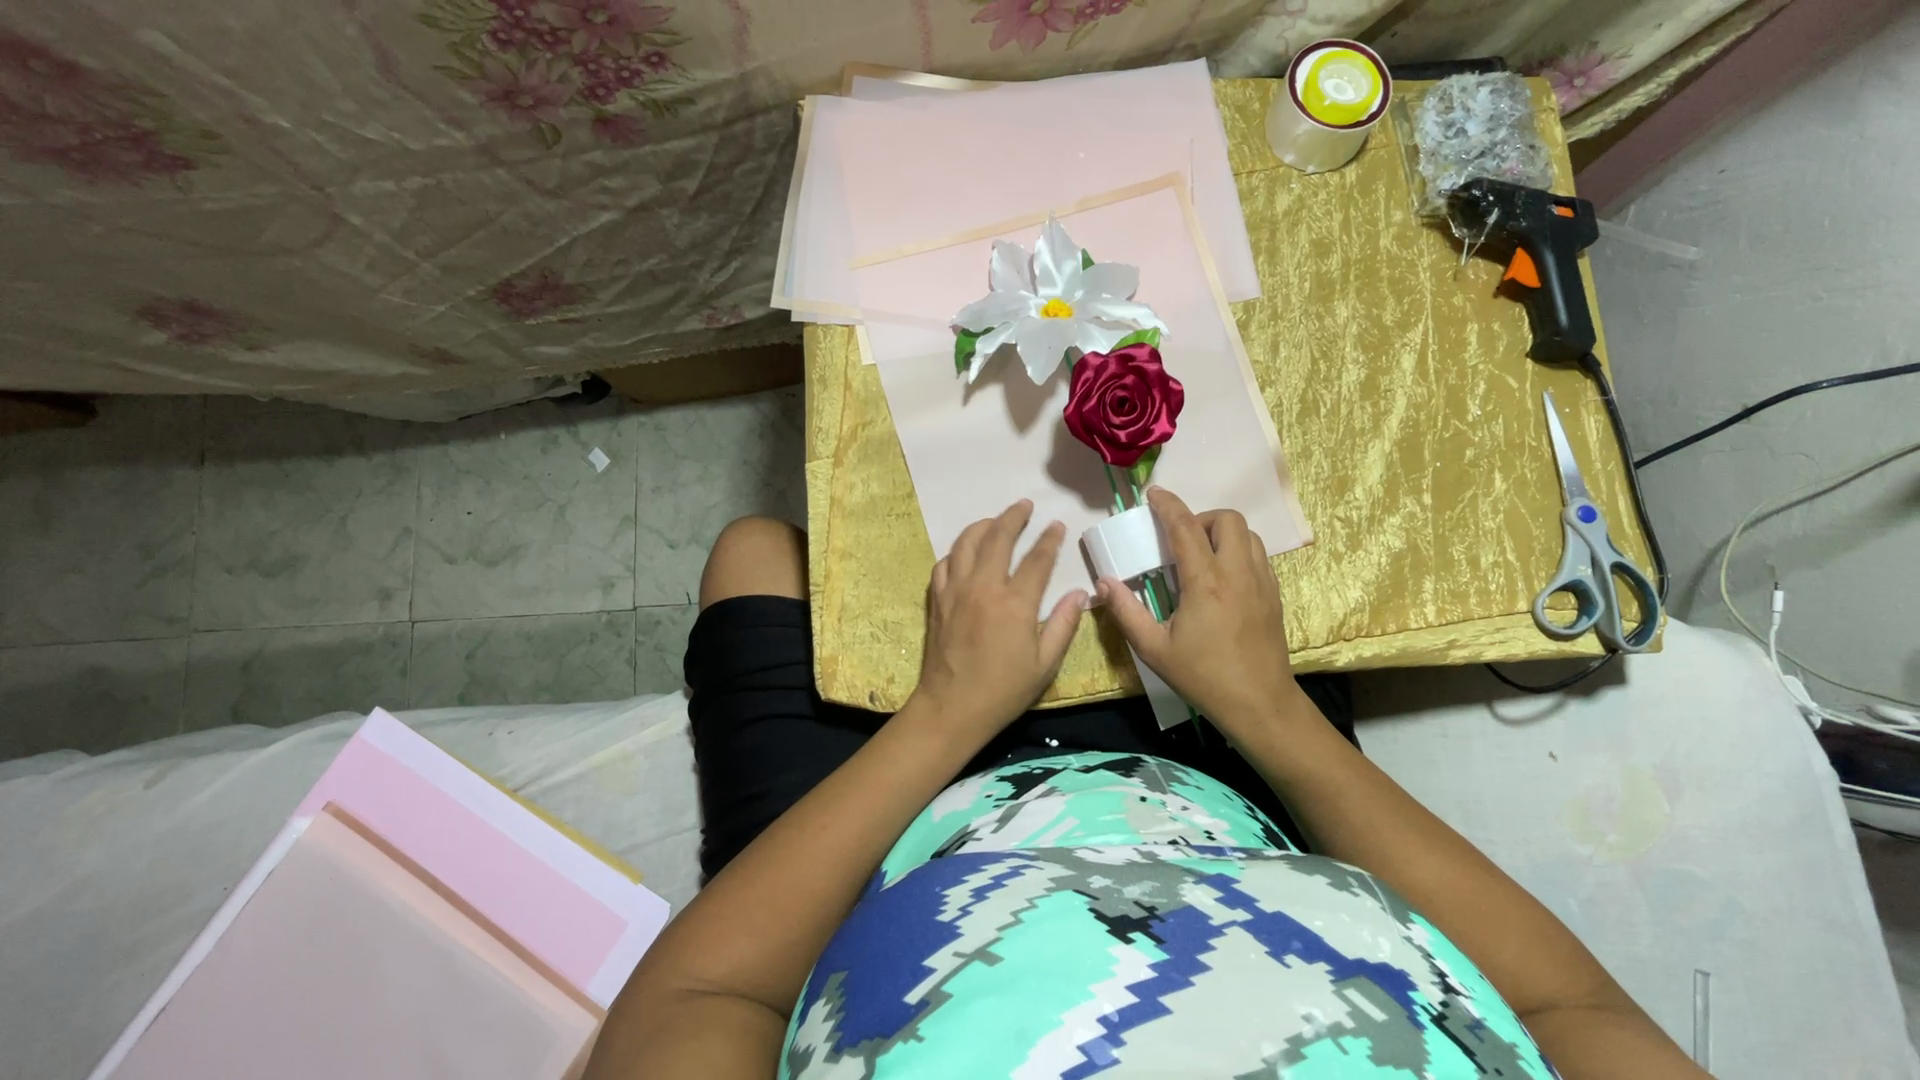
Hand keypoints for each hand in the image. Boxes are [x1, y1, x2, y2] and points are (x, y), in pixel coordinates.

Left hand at [913, 499, 1086, 739]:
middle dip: (1014, 517)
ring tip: (995, 520)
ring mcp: (955, 591)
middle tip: (1024, 506)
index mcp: (1015, 603)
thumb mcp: (1045, 664)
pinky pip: (944, 563)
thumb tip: (1080, 594)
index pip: (1037, 559)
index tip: (1057, 526)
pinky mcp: (937, 600)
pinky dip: (957, 551)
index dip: (1050, 540)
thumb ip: (1063, 625)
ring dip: (983, 526)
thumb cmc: (1003, 691)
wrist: (951, 707)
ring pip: (966, 543)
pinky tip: (965, 552)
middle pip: (998, 538)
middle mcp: (983, 587)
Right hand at [1098, 487, 1307, 735]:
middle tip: (1178, 538)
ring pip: (1247, 534)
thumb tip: (1103, 583)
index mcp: (1206, 582)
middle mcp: (1238, 572)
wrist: (1260, 703)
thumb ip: (1126, 612)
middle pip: (1226, 519)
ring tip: (1199, 554)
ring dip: (1221, 532)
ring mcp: (1261, 582)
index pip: (1186, 528)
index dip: (1168, 505)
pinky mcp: (1273, 595)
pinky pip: (1257, 554)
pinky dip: (1237, 550)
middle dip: (1200, 518)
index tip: (1153, 494)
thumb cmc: (1203, 677)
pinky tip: (1220, 576)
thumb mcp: (1154, 649)